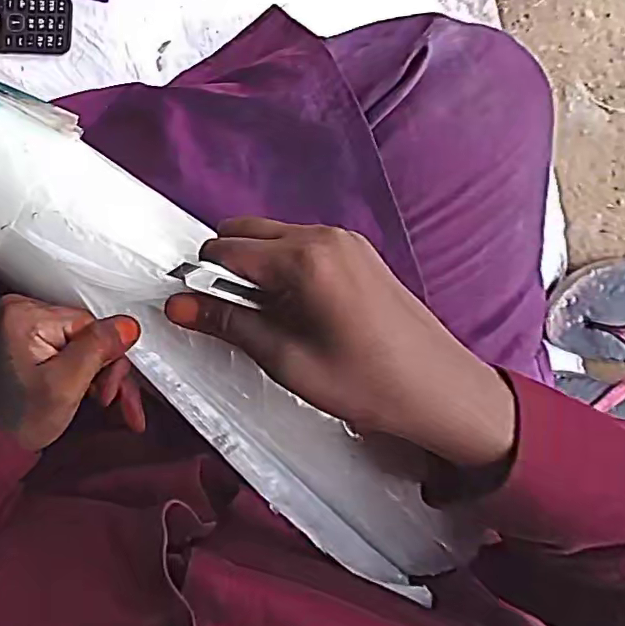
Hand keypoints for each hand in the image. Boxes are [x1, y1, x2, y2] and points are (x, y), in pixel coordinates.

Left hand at [0, 295, 140, 450]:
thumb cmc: (18, 418)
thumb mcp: (64, 386)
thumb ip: (97, 350)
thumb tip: (126, 325)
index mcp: (24, 314)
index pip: (89, 323)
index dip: (105, 357)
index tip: (109, 388)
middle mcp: (23, 310)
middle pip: (89, 333)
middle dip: (106, 368)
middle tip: (106, 398)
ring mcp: (27, 323)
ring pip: (86, 342)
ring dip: (101, 373)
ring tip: (102, 401)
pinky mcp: (34, 337)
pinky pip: (74, 347)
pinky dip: (88, 371)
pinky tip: (95, 392)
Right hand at [164, 218, 516, 468]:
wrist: (447, 394)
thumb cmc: (369, 383)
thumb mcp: (285, 359)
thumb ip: (226, 323)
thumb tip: (177, 305)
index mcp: (305, 259)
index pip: (224, 249)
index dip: (200, 279)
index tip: (199, 310)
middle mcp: (323, 236)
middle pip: (242, 231)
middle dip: (223, 267)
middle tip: (231, 313)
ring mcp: (343, 239)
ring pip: (267, 235)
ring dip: (251, 267)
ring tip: (265, 315)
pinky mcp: (355, 250)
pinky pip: (295, 243)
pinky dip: (277, 266)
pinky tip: (292, 307)